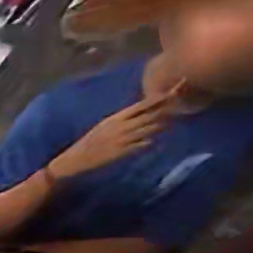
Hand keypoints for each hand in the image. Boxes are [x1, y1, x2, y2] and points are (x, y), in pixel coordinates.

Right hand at [47, 86, 180, 179]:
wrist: (70, 163)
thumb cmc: (86, 145)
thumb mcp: (102, 128)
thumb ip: (123, 119)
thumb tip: (147, 110)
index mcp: (114, 119)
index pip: (143, 104)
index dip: (162, 97)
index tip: (179, 89)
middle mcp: (120, 127)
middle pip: (153, 115)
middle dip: (169, 110)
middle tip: (183, 107)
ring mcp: (122, 140)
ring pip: (153, 128)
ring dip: (163, 126)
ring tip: (170, 124)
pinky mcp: (122, 152)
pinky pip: (145, 144)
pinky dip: (151, 141)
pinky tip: (152, 141)